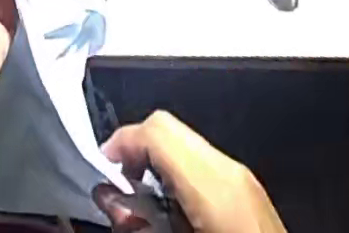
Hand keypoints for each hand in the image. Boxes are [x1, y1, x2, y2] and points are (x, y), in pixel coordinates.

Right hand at [93, 112, 285, 232]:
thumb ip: (141, 226)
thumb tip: (110, 199)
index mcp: (213, 186)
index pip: (156, 131)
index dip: (121, 143)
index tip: (101, 171)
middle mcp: (229, 170)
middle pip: (167, 127)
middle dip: (135, 148)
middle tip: (118, 189)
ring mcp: (241, 178)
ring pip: (183, 141)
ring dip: (155, 160)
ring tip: (142, 205)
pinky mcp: (247, 191)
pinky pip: (201, 161)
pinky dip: (176, 173)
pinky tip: (172, 211)